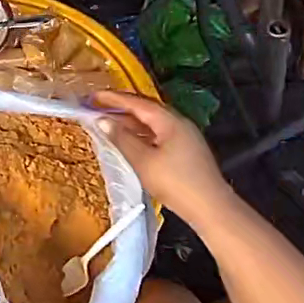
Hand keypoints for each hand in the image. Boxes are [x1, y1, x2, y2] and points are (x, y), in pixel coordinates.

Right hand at [90, 90, 232, 221]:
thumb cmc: (175, 182)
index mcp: (169, 121)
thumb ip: (122, 139)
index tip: (93, 96)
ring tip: (109, 123)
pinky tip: (130, 141)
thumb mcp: (143, 161)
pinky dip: (141, 134)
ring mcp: (185, 136)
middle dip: (121, 107)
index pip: (137, 103)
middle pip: (146, 109)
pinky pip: (159, 134)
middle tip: (98, 107)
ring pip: (153, 123)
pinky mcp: (186, 150)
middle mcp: (179, 123)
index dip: (113, 98)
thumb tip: (104, 121)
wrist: (210, 206)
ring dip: (130, 121)